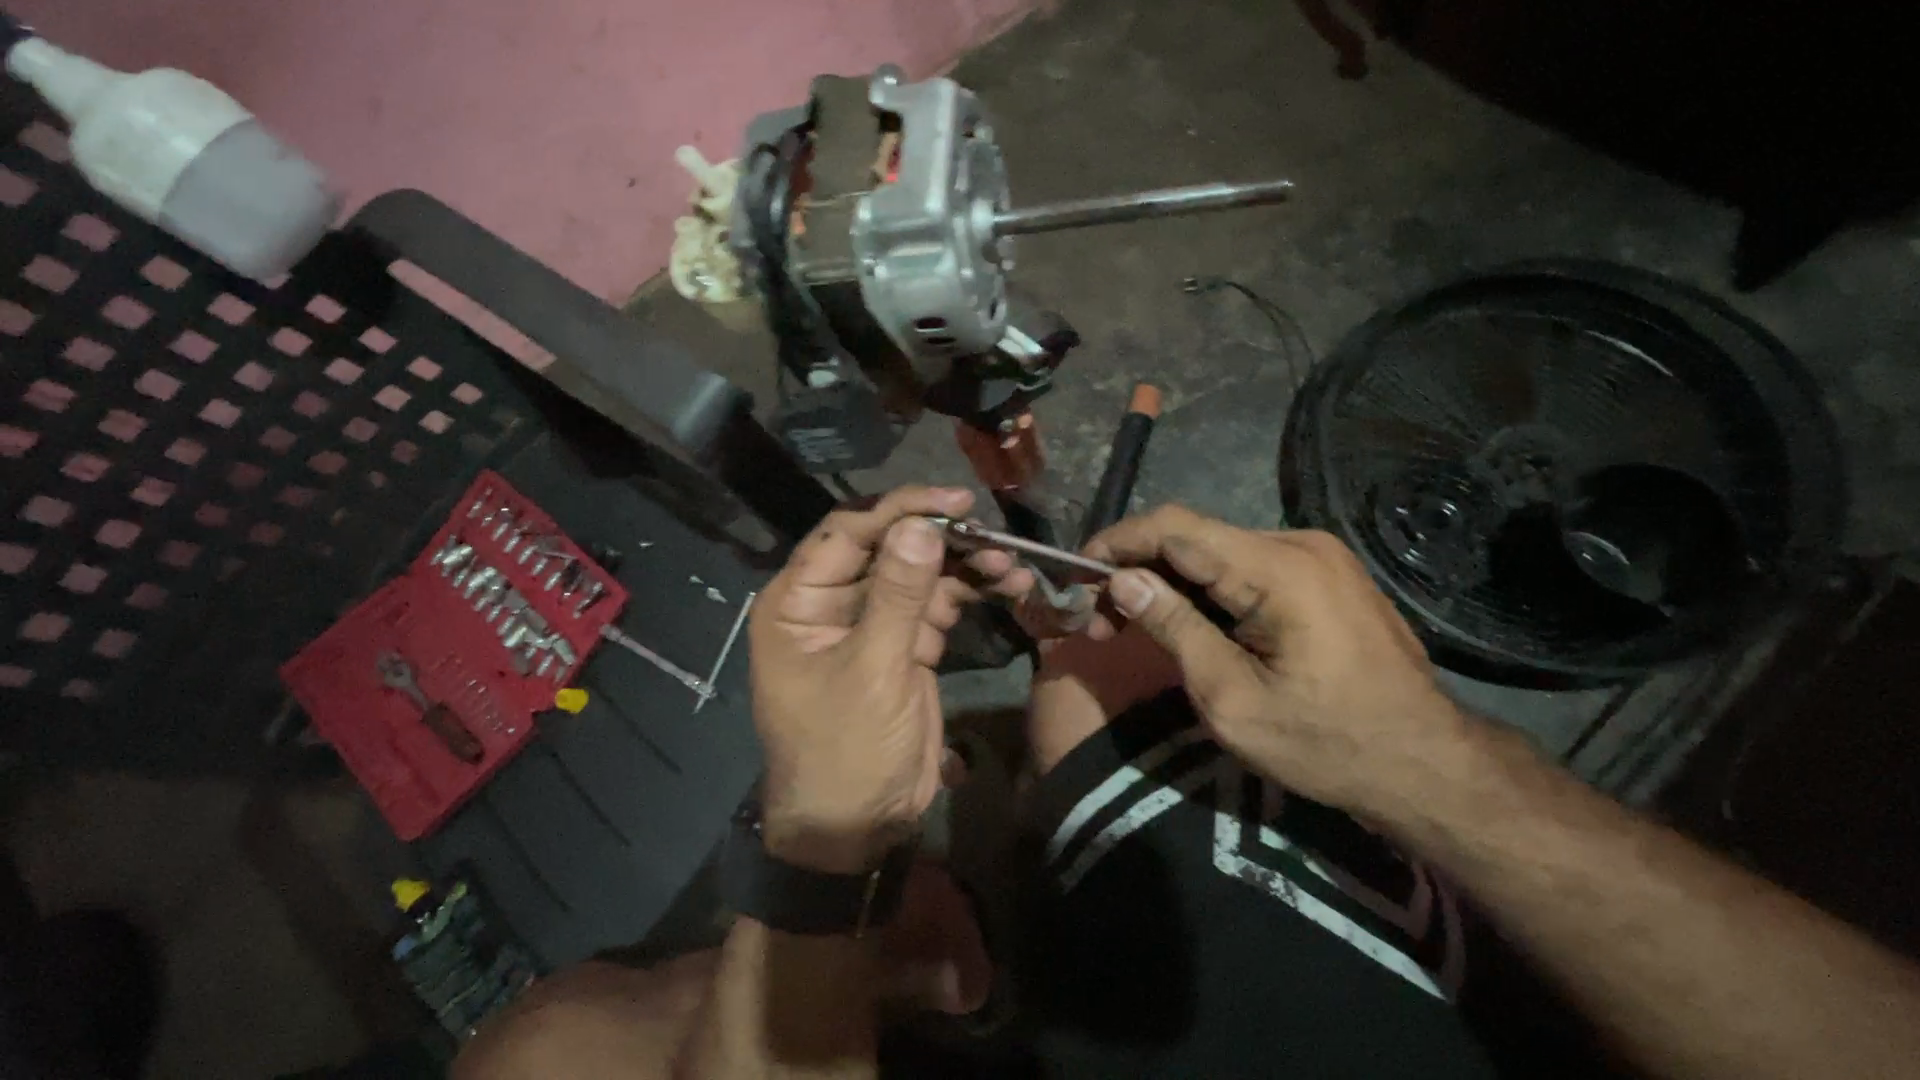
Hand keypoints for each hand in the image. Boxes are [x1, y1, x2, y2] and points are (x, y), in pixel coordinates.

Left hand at [749, 486, 1026, 873]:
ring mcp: (871, 624)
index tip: (955, 503)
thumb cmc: (844, 749)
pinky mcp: (905, 646)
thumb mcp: (872, 670)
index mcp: (798, 602)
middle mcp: (831, 603)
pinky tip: (1009, 586)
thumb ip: (898, 596)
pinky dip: (970, 595)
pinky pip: (938, 606)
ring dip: (965, 567)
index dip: (900, 511)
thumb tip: (921, 527)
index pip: (847, 533)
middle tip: (993, 537)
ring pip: (920, 575)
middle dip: (942, 540)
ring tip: (1011, 565)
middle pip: (889, 549)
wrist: (855, 827)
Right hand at [1083, 506, 1469, 815]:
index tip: (1077, 574)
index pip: (1175, 527)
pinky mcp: (1325, 576)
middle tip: (1099, 619)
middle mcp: (1300, 544)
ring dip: (1169, 580)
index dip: (1118, 542)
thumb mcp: (1233, 698)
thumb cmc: (1327, 743)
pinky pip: (1247, 567)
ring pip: (1219, 551)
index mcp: (1279, 569)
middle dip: (1138, 568)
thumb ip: (1175, 629)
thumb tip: (1122, 580)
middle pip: (1195, 536)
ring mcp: (1318, 557)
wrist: (1427, 765)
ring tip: (1131, 623)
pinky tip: (1183, 621)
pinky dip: (1206, 589)